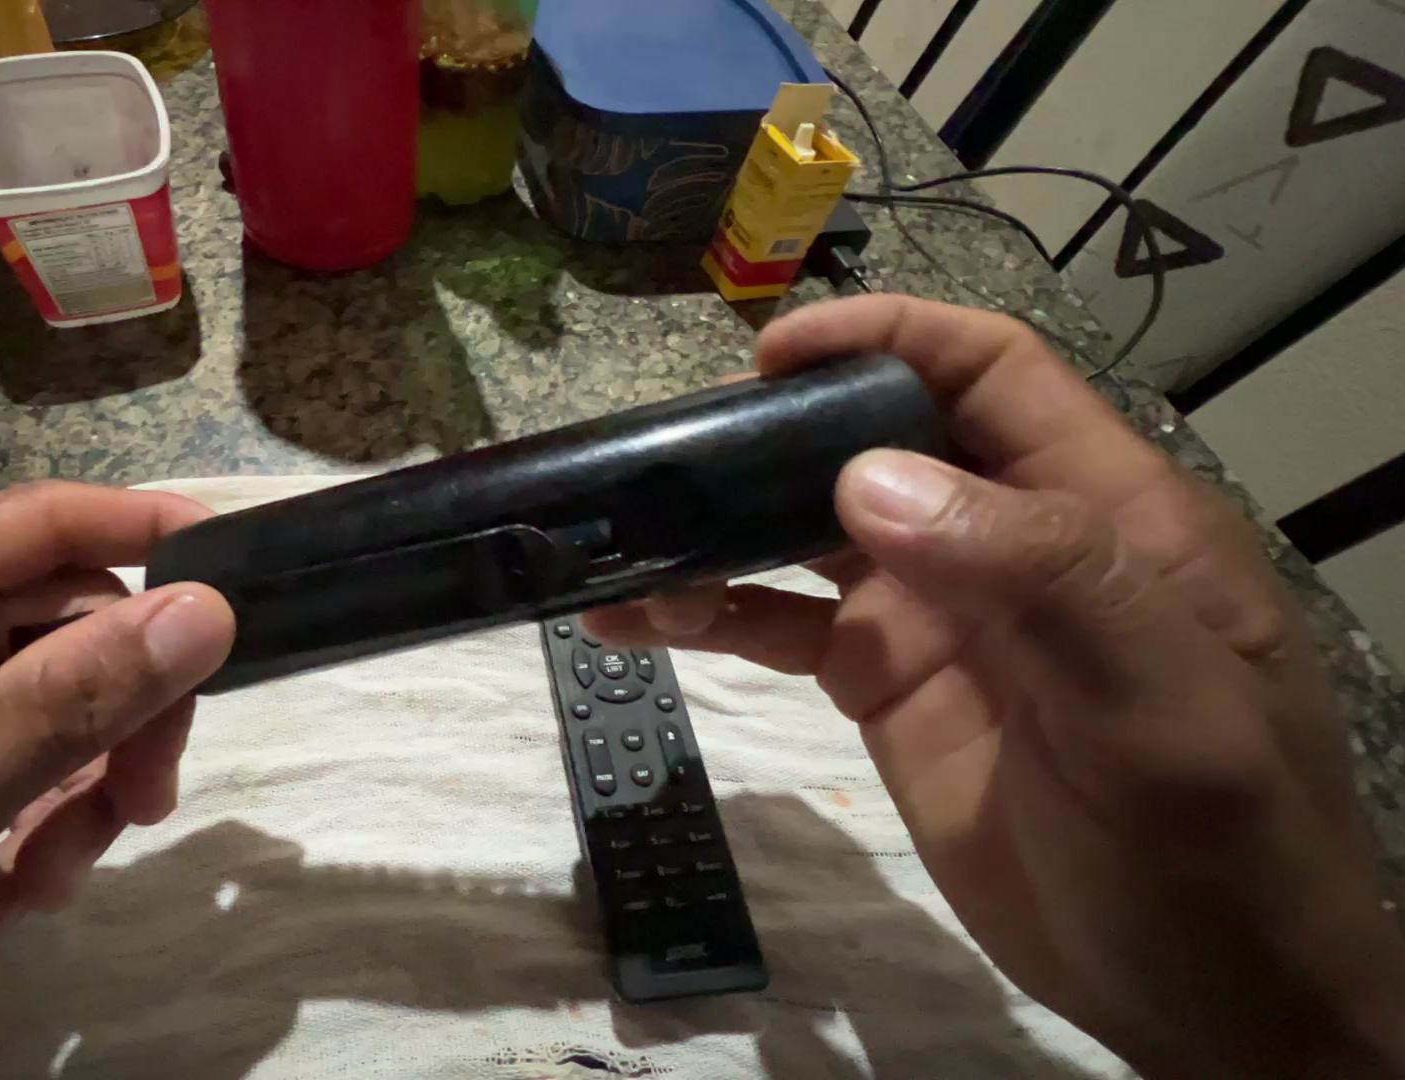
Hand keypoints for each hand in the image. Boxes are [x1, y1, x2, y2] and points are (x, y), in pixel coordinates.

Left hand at [0, 483, 234, 1078]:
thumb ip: (72, 701)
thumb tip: (209, 611)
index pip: (30, 521)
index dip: (143, 527)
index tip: (239, 561)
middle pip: (62, 625)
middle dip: (117, 713)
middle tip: (146, 797)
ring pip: (58, 703)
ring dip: (83, 787)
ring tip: (56, 874)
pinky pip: (27, 764)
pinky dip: (44, 825)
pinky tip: (9, 898)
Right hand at [588, 296, 1404, 1076]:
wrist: (1187, 989)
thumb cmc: (1212, 854)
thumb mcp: (1156, 714)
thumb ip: (1037, 577)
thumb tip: (865, 477)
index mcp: (1085, 511)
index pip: (984, 375)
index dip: (881, 340)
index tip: (772, 356)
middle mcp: (988, 539)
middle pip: (862, 444)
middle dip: (764, 438)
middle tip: (664, 457)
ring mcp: (919, 607)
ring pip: (795, 537)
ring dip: (709, 537)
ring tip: (621, 548)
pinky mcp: (867, 672)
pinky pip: (771, 623)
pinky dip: (702, 616)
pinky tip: (631, 624)